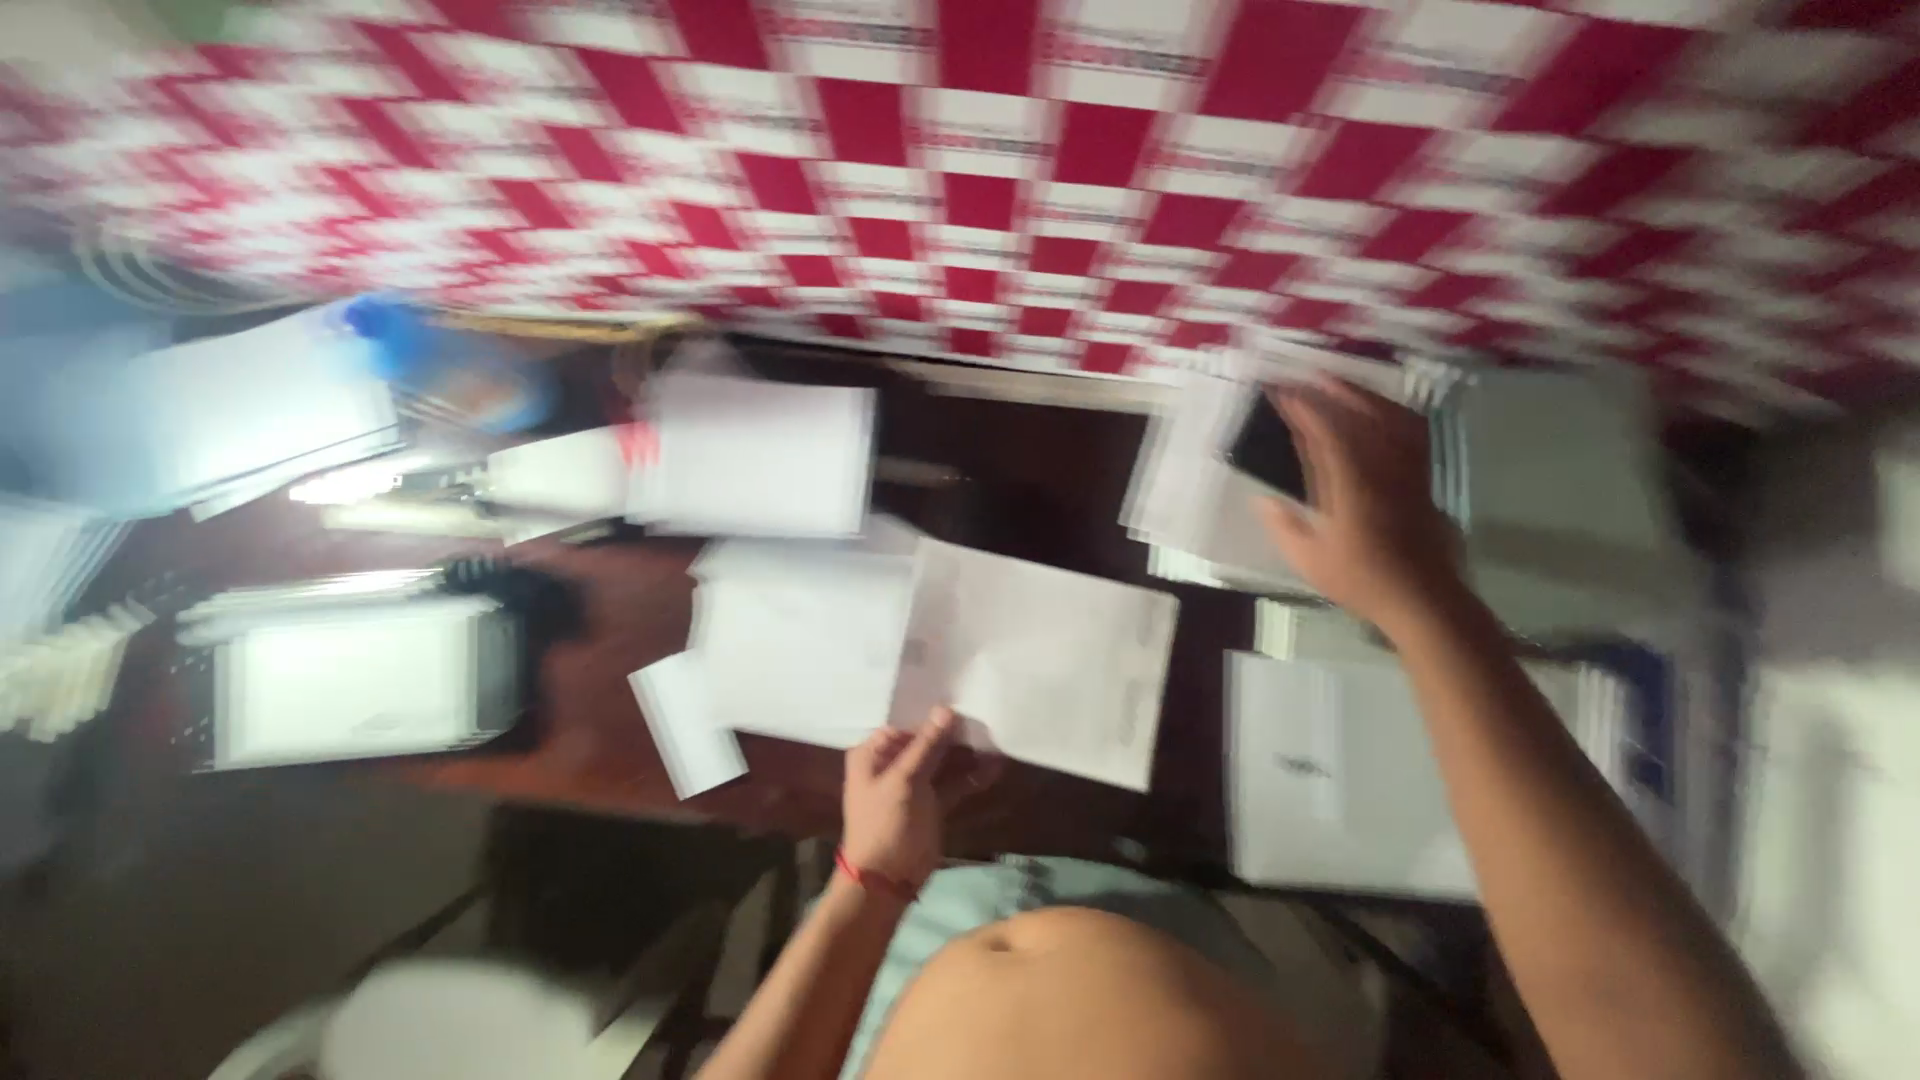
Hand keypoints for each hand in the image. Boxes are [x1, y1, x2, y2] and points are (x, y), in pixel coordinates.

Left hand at [841, 707, 998, 889]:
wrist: (887, 879)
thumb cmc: (885, 823)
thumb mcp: (904, 780)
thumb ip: (927, 745)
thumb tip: (945, 709)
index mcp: (874, 754)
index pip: (905, 724)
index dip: (930, 714)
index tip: (960, 699)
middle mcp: (892, 765)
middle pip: (926, 742)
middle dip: (953, 733)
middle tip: (983, 716)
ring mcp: (914, 785)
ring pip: (943, 762)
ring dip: (967, 754)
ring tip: (995, 738)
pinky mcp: (932, 804)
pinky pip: (953, 784)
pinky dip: (972, 777)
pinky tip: (996, 766)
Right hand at [1254, 376, 1464, 633]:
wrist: (1422, 598)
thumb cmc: (1362, 580)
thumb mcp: (1310, 560)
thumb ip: (1285, 526)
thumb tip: (1263, 499)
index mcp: (1352, 486)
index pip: (1329, 432)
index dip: (1305, 408)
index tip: (1282, 393)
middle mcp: (1384, 469)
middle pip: (1363, 415)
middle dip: (1334, 391)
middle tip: (1307, 378)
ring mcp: (1408, 471)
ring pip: (1391, 418)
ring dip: (1364, 396)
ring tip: (1341, 386)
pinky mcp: (1422, 478)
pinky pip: (1412, 433)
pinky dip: (1393, 413)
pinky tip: (1380, 411)